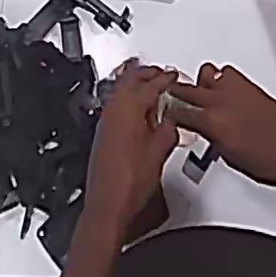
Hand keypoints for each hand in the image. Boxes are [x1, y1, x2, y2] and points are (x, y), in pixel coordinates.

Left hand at [81, 64, 178, 241]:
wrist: (108, 203)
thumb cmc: (129, 183)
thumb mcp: (159, 153)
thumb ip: (167, 131)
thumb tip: (171, 123)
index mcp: (128, 110)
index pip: (149, 86)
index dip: (163, 79)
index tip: (172, 75)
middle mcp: (113, 111)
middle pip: (130, 81)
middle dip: (146, 74)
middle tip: (161, 73)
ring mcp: (105, 121)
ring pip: (120, 91)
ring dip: (135, 84)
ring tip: (150, 85)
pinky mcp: (103, 131)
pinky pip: (116, 104)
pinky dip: (128, 99)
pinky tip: (138, 109)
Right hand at [167, 65, 275, 190]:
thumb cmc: (268, 162)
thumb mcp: (228, 156)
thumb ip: (210, 138)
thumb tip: (203, 131)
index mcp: (211, 124)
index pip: (179, 113)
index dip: (170, 114)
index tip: (168, 113)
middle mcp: (220, 103)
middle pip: (186, 89)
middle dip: (176, 92)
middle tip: (172, 95)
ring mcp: (234, 90)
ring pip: (206, 74)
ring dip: (200, 82)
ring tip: (200, 90)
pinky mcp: (248, 86)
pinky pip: (227, 72)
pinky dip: (222, 78)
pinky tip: (223, 87)